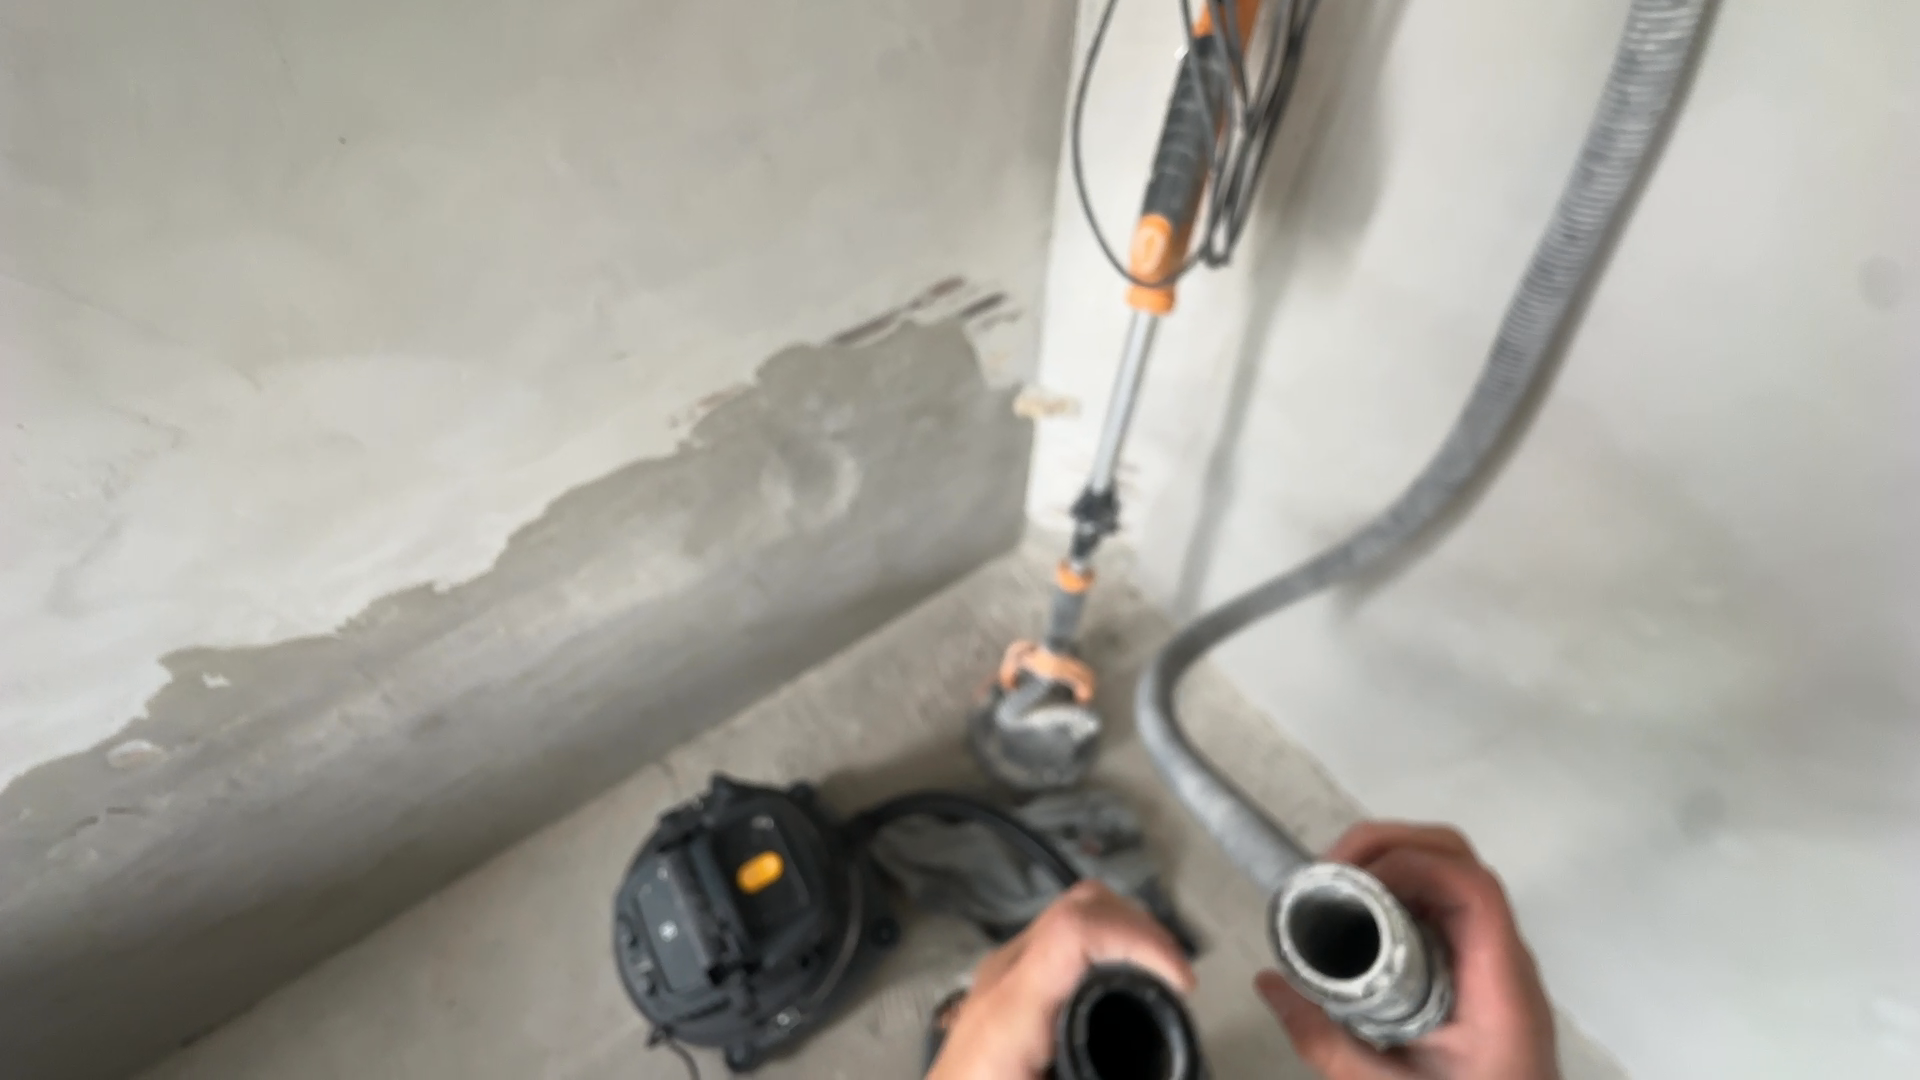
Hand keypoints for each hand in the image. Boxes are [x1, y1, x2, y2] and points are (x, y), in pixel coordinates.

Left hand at [928, 881, 1194, 1079]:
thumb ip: (1103, 1073)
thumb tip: (1172, 1068)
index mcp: (1009, 1014)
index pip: (1073, 932)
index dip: (1139, 940)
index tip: (1182, 982)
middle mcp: (1002, 977)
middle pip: (1077, 906)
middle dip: (1141, 929)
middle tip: (1179, 981)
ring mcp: (1002, 973)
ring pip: (1070, 911)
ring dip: (1124, 930)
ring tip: (1162, 976)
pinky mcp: (1007, 981)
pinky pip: (1061, 937)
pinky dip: (1105, 943)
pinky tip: (1126, 980)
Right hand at [1256, 823, 1559, 1079]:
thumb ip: (1327, 1044)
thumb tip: (1269, 981)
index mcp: (1498, 989)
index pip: (1472, 887)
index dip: (1408, 862)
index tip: (1347, 882)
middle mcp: (1500, 960)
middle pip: (1455, 857)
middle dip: (1385, 844)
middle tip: (1328, 874)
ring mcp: (1487, 956)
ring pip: (1443, 864)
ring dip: (1383, 856)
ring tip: (1332, 883)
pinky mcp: (1470, 960)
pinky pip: (1433, 892)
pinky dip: (1388, 878)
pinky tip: (1353, 905)